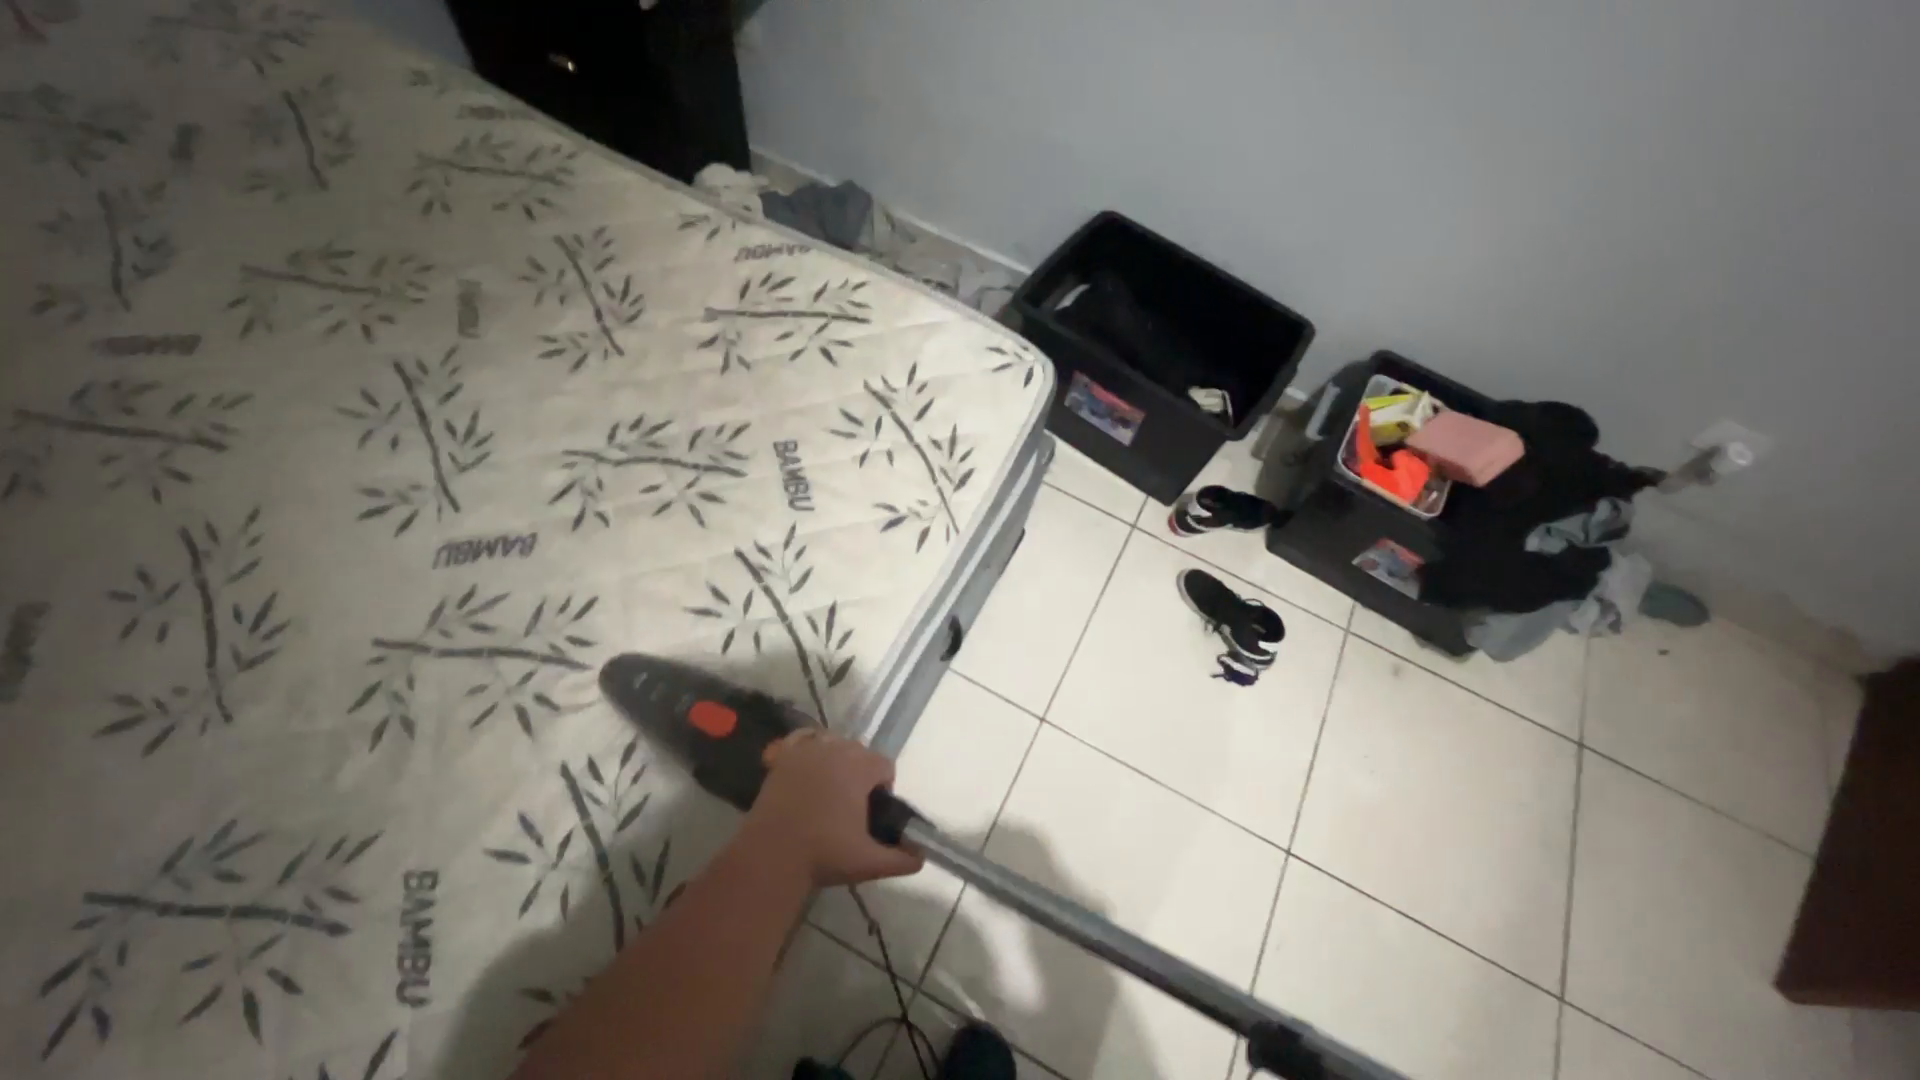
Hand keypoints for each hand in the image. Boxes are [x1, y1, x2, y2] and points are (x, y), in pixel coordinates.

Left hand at [742, 729, 923, 887]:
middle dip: (861, 773)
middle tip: (852, 807)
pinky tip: (807, 766)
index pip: (885, 765)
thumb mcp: (869, 862)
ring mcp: (804, 751)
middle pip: (859, 752)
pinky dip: (808, 746)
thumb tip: (921, 858)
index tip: (873, 812)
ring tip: (830, 791)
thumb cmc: (823, 855)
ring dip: (837, 760)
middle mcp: (834, 750)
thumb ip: (902, 859)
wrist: (770, 857)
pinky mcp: (781, 758)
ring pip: (832, 743)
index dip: (884, 787)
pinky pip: (802, 739)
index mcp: (859, 768)